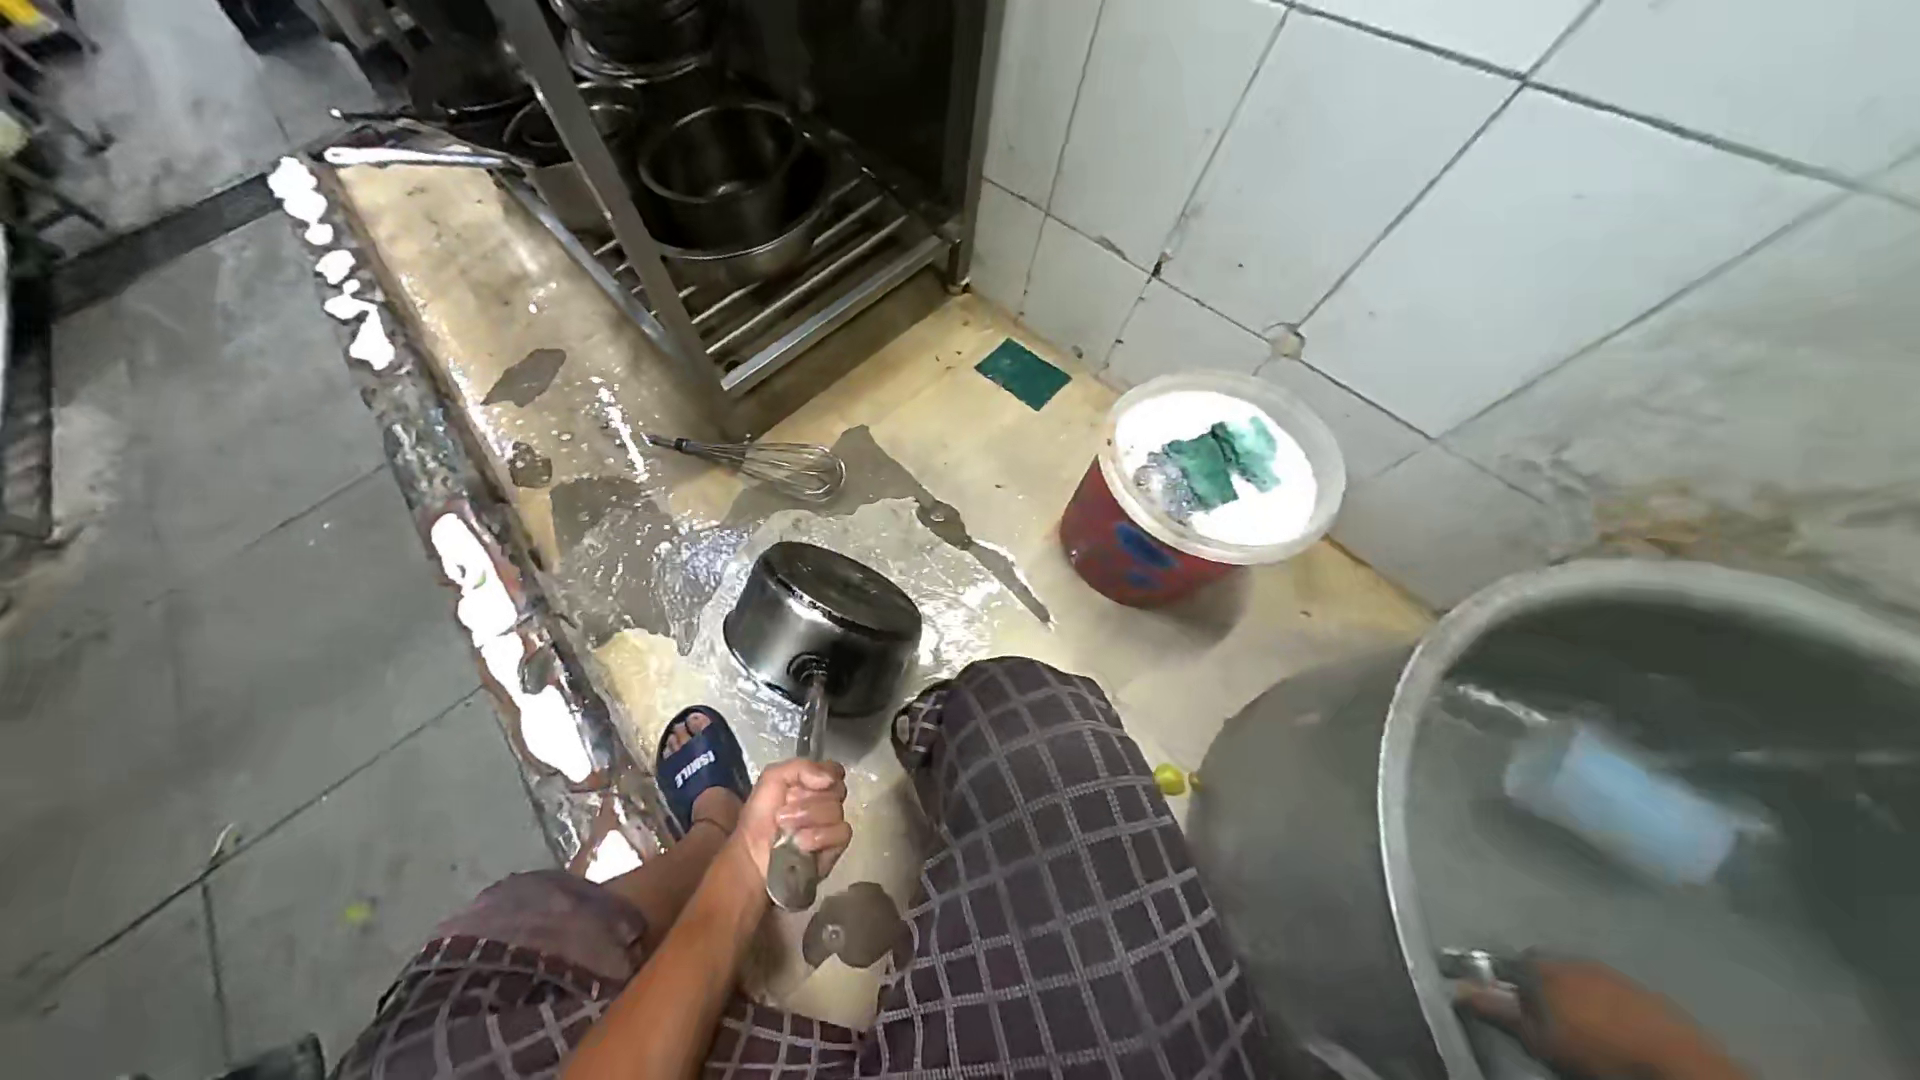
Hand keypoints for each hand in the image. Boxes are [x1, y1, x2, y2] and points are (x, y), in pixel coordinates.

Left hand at [729, 758, 851, 883]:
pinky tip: (801, 843)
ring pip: (836, 811)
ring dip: (808, 818)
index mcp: (814, 784)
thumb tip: (830, 779)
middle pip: (837, 789)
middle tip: (784, 812)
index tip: (804, 785)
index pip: (835, 771)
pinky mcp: (836, 847)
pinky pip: (841, 833)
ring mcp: (833, 824)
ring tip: (787, 830)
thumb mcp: (772, 778)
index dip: (823, 775)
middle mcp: (827, 801)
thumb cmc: (760, 816)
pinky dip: (820, 836)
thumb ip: (801, 767)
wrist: (751, 856)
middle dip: (807, 800)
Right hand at [1458, 954, 1745, 1079]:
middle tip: (1546, 1014)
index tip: (1509, 1002)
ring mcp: (1615, 974)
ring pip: (1582, 978)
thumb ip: (1498, 1010)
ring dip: (1577, 993)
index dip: (1506, 981)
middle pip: (1547, 967)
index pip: (1510, 962)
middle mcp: (1574, 960)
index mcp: (1544, 967)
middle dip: (1543, 985)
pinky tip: (1616, 1025)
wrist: (1681, 1066)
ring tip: (1583, 1021)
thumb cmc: (1597, 1050)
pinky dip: (1609, 1004)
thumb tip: (1455, 988)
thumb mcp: (1540, 1039)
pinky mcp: (1649, 994)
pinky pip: (1615, 991)